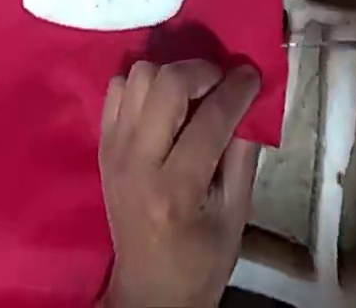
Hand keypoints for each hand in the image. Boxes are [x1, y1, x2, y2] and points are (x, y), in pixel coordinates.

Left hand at [99, 59, 261, 307]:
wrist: (147, 292)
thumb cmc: (200, 259)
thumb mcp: (236, 214)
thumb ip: (244, 152)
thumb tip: (250, 98)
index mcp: (175, 190)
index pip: (210, 118)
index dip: (238, 88)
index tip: (252, 75)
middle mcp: (137, 164)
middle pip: (166, 83)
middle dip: (202, 71)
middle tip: (220, 83)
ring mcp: (114, 151)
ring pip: (140, 76)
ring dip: (171, 75)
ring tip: (191, 94)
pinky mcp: (103, 146)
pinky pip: (118, 87)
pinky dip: (144, 85)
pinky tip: (163, 104)